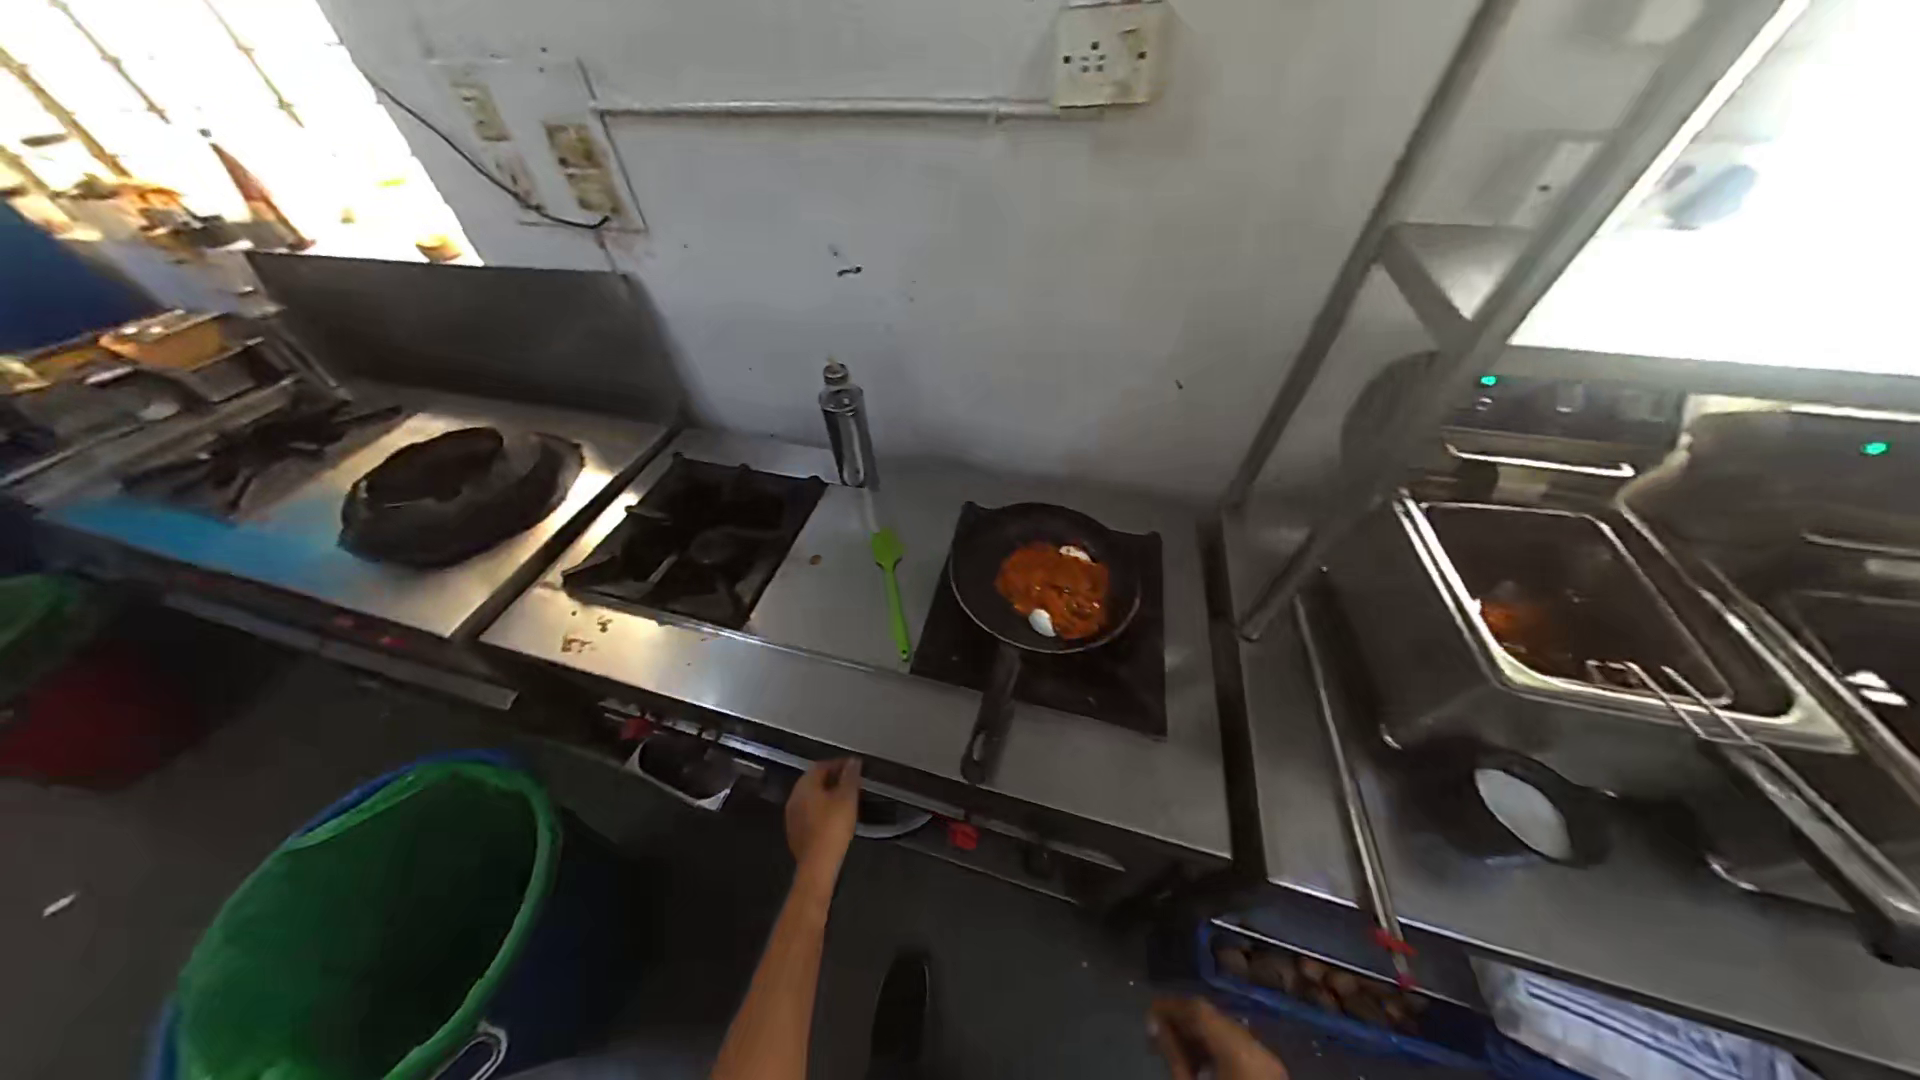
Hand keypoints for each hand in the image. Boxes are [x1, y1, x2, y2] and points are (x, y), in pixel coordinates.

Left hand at [785, 758, 861, 882]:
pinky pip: (809, 813)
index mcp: (805, 785)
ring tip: (844, 799)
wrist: (818, 864)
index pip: (821, 766)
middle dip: (832, 778)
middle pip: (814, 781)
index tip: (853, 767)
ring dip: (826, 794)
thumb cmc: (833, 826)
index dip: (838, 764)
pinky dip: (821, 809)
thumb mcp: (847, 797)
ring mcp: (792, 816)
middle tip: (850, 782)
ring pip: (811, 798)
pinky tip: (833, 817)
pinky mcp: (794, 832)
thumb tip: (852, 761)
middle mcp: (794, 797)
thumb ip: (850, 776)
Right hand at [1149, 997, 1288, 1079]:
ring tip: (1173, 1053)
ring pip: (1226, 1033)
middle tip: (1156, 1036)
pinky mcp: (1272, 1078)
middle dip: (1183, 1023)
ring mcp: (1270, 1064)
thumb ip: (1174, 1056)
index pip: (1199, 1011)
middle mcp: (1259, 1051)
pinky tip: (1197, 1067)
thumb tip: (1155, 1025)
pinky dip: (1215, 1051)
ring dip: (1197, 1037)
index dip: (1170, 1008)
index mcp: (1240, 1053)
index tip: (1148, 1018)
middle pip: (1214, 1020)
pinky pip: (1238, 1050)